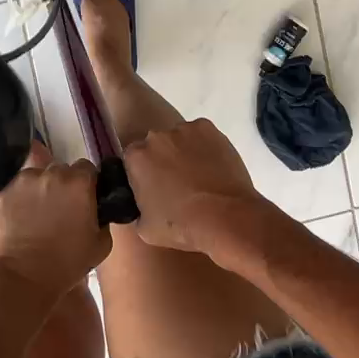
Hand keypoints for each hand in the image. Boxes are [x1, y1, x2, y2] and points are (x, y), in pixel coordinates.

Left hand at [0, 141, 110, 297]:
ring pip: (38, 175)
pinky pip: (17, 185)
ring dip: (41, 188)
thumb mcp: (100, 245)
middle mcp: (52, 173)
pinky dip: (20, 196)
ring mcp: (25, 178)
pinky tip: (20, 216)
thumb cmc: (65, 264)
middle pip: (61, 170)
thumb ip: (102, 217)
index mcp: (79, 183)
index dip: (86, 183)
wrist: (23, 278)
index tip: (83, 198)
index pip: (86, 168)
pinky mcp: (4, 188)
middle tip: (61, 209)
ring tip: (37, 213)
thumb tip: (95, 207)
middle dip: (63, 185)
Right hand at [122, 118, 272, 254]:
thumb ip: (137, 208)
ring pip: (179, 139)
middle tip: (177, 184)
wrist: (226, 218)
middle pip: (155, 146)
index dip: (143, 174)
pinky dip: (205, 148)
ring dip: (184, 153)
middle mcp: (155, 136)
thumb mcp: (146, 229)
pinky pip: (201, 135)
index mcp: (136, 157)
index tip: (153, 188)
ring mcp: (183, 129)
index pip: (133, 160)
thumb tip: (142, 202)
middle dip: (163, 161)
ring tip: (200, 178)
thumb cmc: (182, 226)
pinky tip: (213, 168)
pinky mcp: (208, 128)